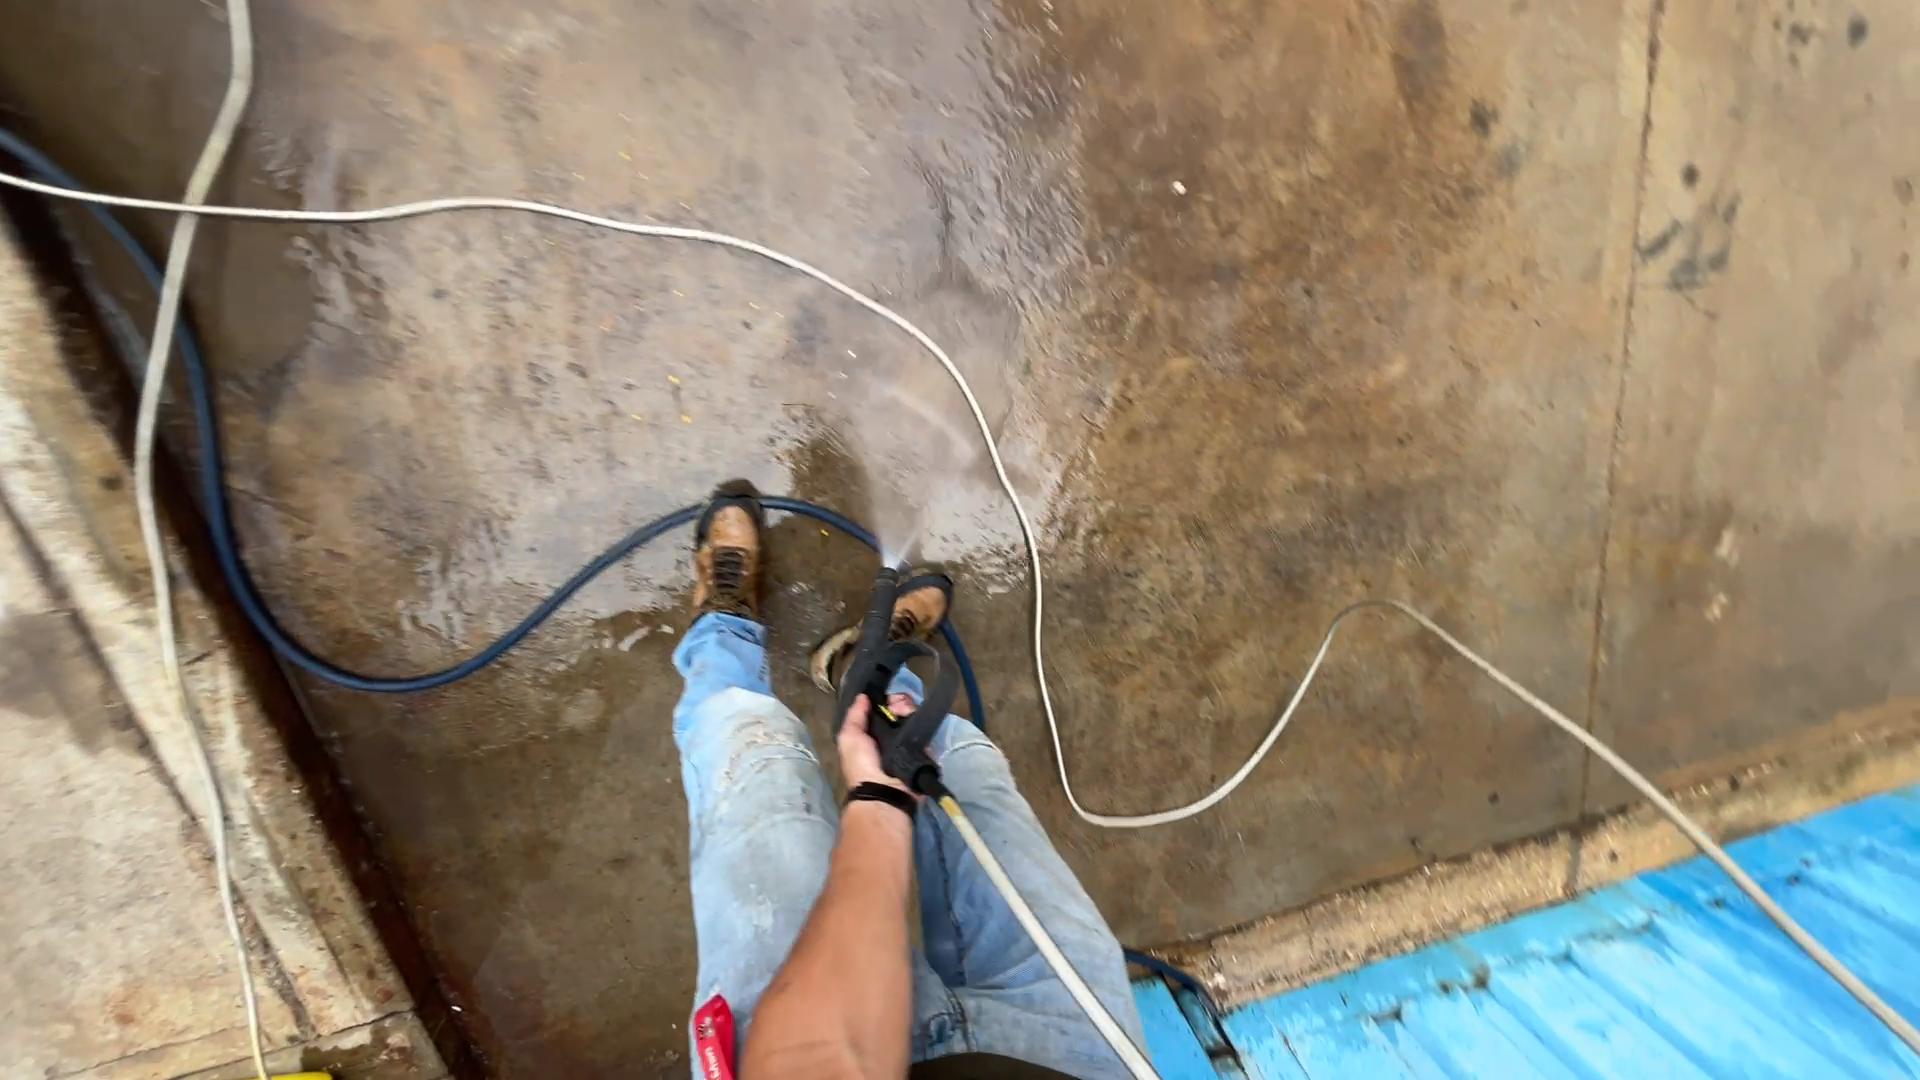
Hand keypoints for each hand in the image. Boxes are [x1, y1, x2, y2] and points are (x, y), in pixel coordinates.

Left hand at [838, 695, 918, 796]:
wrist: (883, 792)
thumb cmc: (861, 765)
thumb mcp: (849, 738)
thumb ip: (855, 716)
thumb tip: (864, 696)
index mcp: (874, 734)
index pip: (885, 710)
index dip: (887, 701)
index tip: (889, 698)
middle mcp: (893, 738)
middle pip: (903, 711)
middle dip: (902, 703)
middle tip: (900, 707)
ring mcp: (909, 746)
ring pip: (916, 719)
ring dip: (912, 712)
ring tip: (908, 714)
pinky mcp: (924, 753)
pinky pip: (928, 734)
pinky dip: (925, 727)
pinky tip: (919, 724)